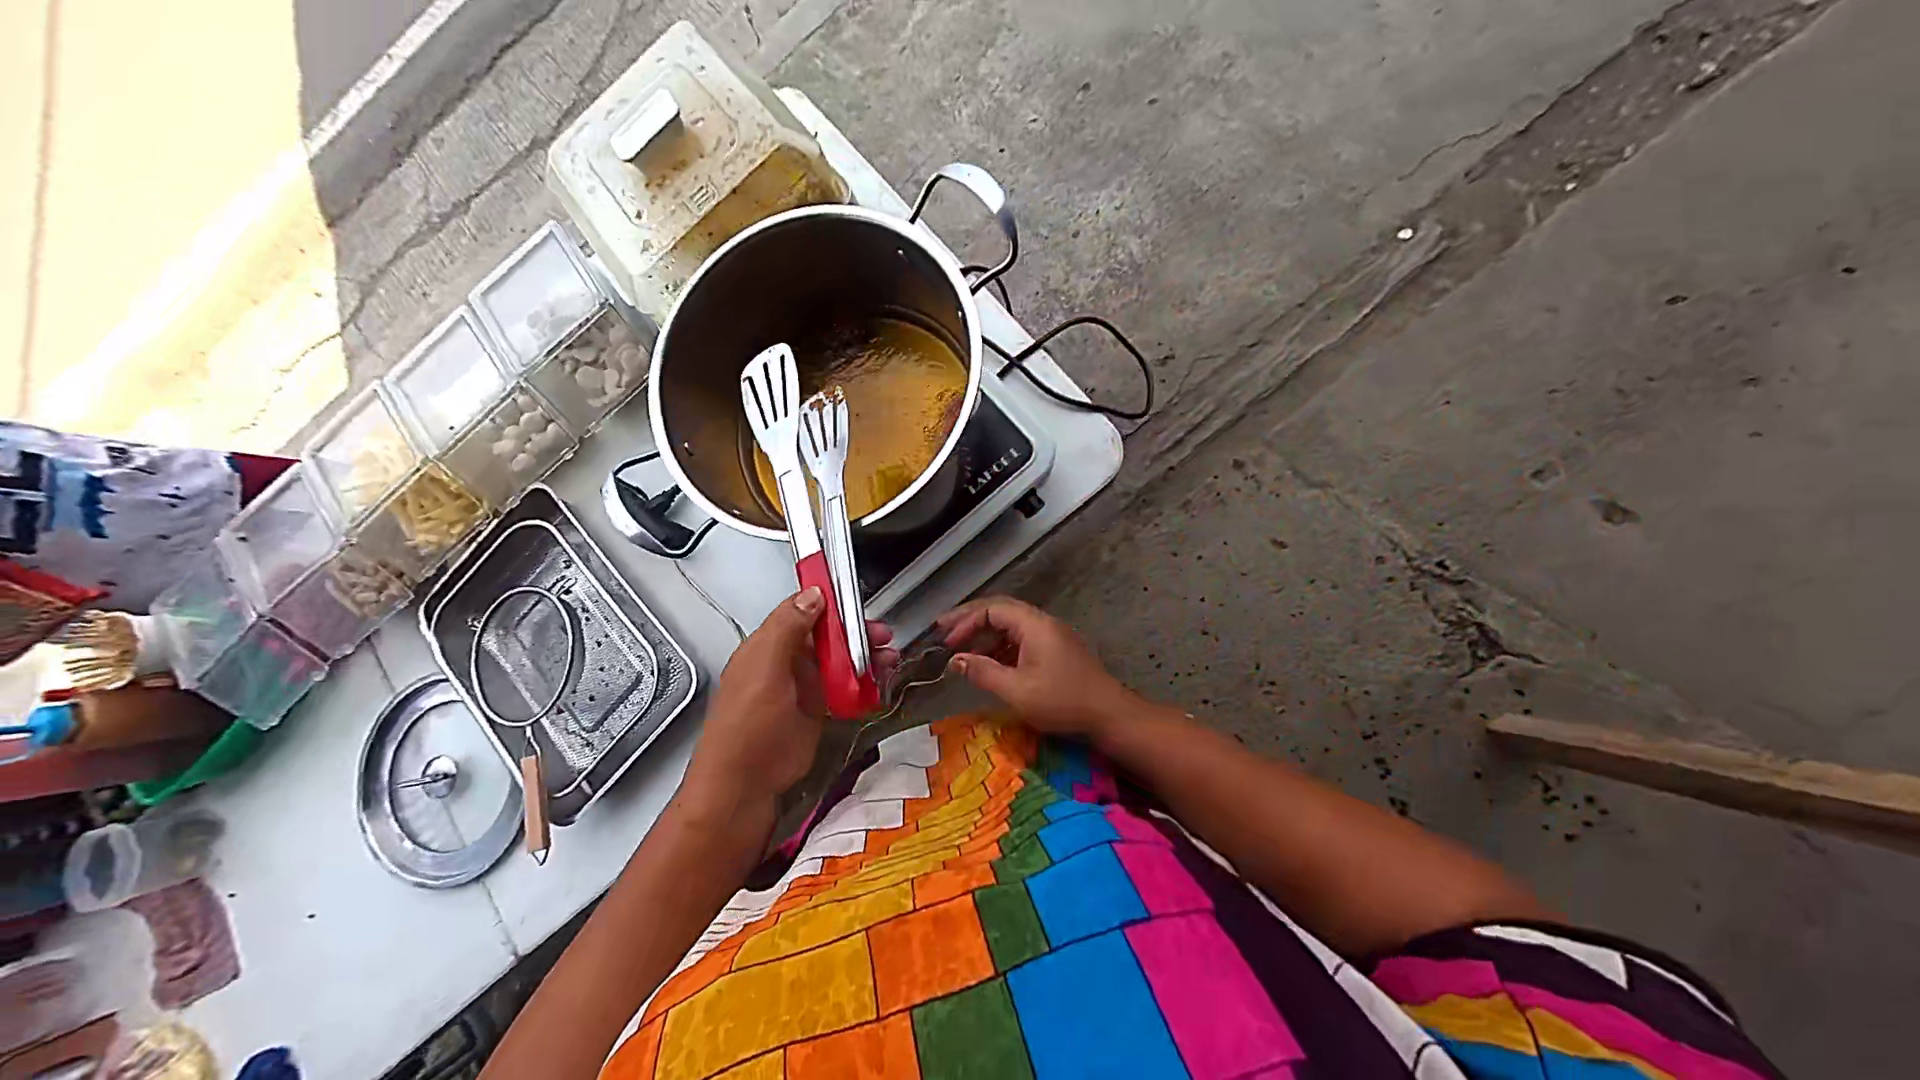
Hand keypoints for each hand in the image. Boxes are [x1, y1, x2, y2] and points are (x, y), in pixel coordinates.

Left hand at [687, 587, 897, 801]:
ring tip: (888, 660)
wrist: (745, 785)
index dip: (829, 603)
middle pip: (827, 636)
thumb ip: (788, 628)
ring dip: (865, 657)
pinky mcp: (817, 709)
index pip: (801, 611)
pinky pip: (845, 688)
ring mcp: (803, 686)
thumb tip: (811, 595)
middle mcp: (786, 662)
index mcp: (768, 645)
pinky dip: (863, 684)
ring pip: (840, 661)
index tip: (856, 599)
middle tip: (880, 635)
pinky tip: (879, 684)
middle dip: (856, 632)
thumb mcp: (765, 669)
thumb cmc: (747, 728)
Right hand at [935, 595, 1141, 736]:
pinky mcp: (1055, 649)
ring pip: (1010, 625)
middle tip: (943, 632)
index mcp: (1033, 624)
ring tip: (960, 651)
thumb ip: (982, 672)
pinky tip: (987, 663)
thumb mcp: (1017, 690)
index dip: (965, 623)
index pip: (991, 609)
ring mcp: (1051, 635)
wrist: (1109, 714)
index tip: (946, 642)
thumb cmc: (1062, 701)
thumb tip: (954, 660)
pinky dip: (999, 647)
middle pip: (1000, 610)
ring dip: (984, 635)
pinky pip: (1020, 639)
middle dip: (969, 620)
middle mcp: (1042, 622)